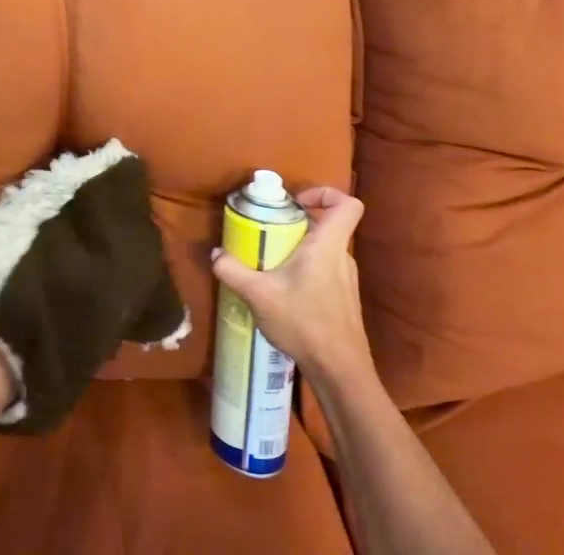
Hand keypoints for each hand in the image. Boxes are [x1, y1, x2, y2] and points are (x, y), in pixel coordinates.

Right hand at [210, 186, 373, 390]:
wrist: (339, 370)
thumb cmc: (304, 322)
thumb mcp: (257, 294)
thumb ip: (232, 270)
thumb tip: (216, 254)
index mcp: (327, 246)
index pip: (347, 205)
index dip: (324, 194)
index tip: (293, 203)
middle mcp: (342, 258)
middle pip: (327, 226)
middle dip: (295, 224)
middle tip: (265, 234)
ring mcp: (346, 280)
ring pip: (323, 250)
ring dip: (297, 250)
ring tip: (268, 265)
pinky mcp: (343, 299)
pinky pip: (323, 271)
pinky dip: (303, 271)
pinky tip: (280, 292)